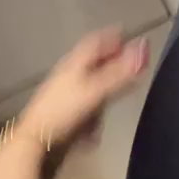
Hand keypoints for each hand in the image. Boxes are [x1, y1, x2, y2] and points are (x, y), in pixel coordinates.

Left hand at [14, 28, 149, 151]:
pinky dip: (94, 108)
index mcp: (75, 62)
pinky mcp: (62, 113)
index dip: (112, 36)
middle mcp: (69, 74)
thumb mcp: (96, 90)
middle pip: (93, 63)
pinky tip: (96, 123)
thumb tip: (145, 46)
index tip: (127, 35)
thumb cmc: (65, 110)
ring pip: (88, 84)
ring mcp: (64, 94)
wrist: (33, 142)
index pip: (95, 41)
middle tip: (129, 67)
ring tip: (117, 94)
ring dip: (103, 88)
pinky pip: (83, 105)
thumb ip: (121, 71)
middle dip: (111, 64)